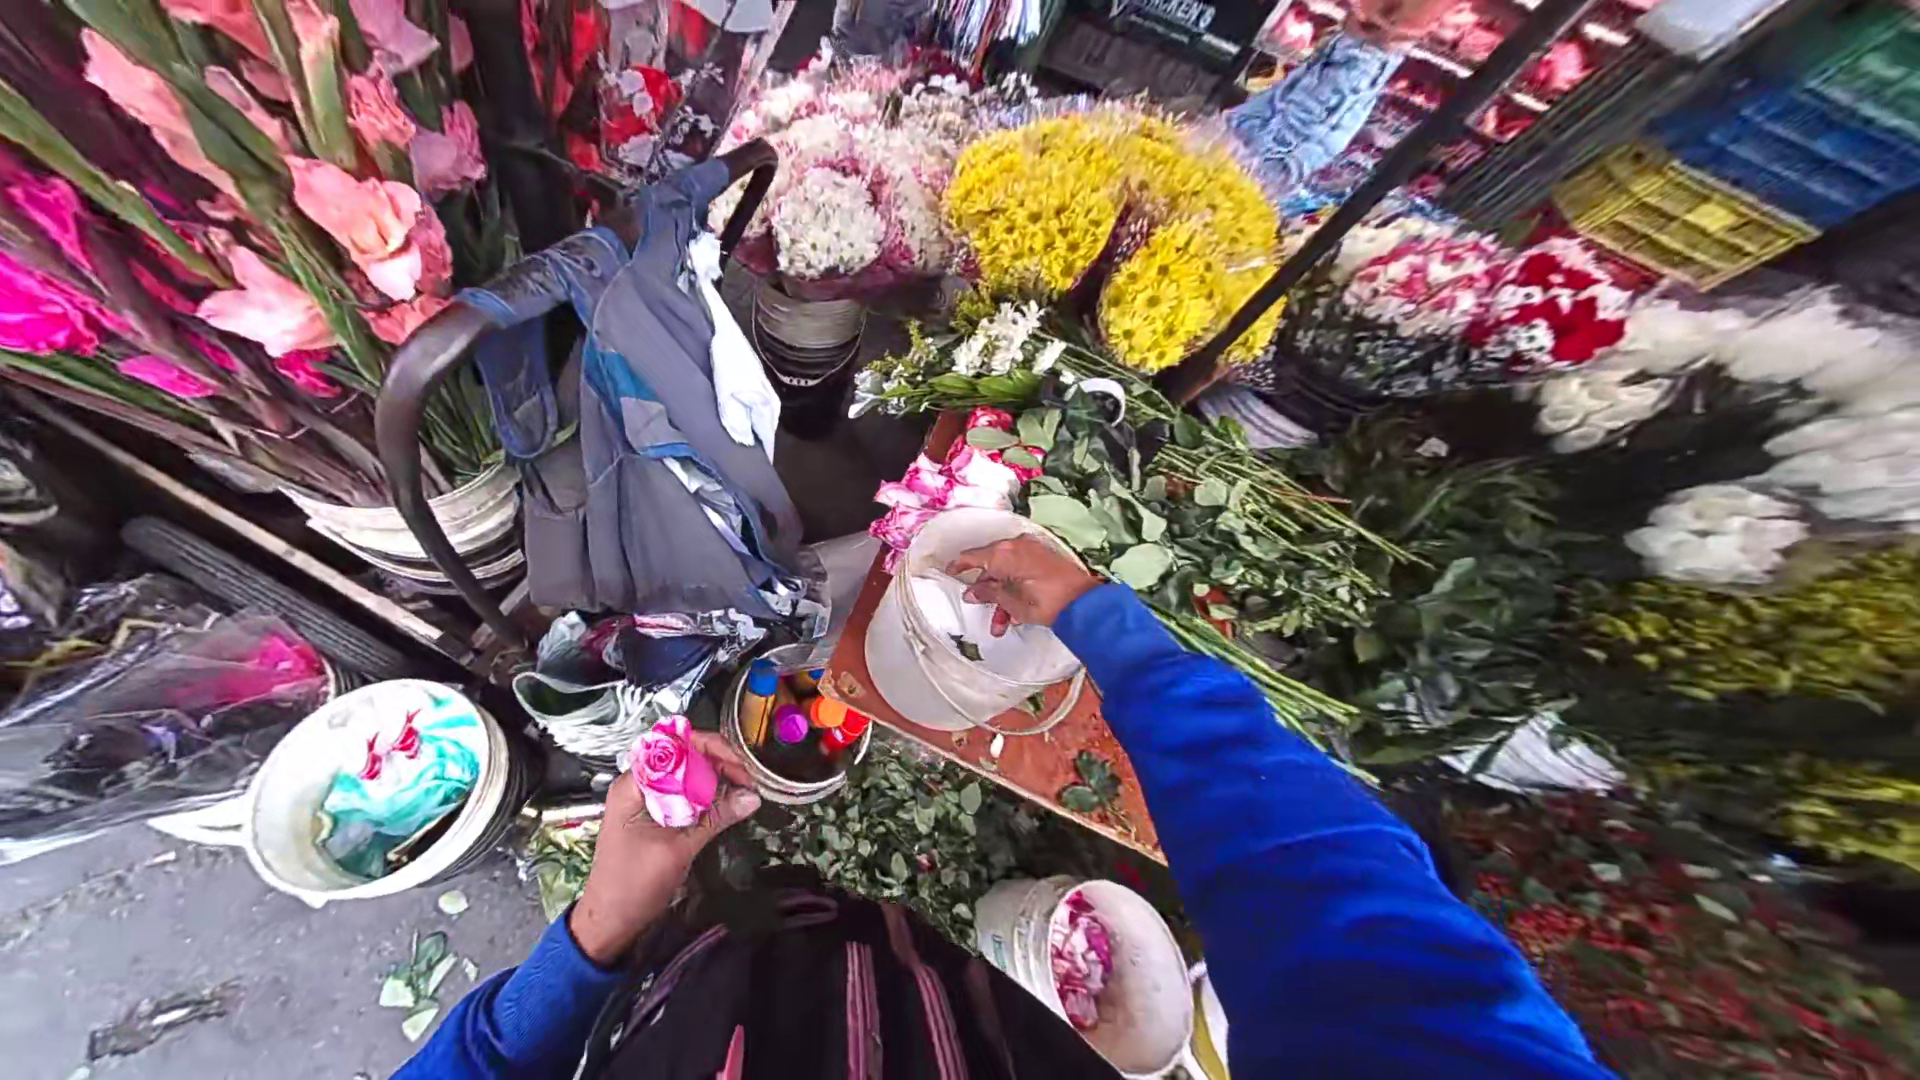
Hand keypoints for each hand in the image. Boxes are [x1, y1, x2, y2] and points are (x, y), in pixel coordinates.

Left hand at [568, 731, 761, 964]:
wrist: (608, 924)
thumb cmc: (631, 887)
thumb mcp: (678, 850)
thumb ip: (715, 818)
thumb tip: (751, 797)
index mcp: (633, 785)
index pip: (675, 746)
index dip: (709, 747)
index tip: (736, 764)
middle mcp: (640, 784)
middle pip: (685, 755)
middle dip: (719, 762)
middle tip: (746, 781)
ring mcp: (649, 798)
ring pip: (690, 772)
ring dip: (718, 777)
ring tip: (743, 790)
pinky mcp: (658, 812)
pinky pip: (688, 791)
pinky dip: (709, 793)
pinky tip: (727, 802)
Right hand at [947, 534, 1099, 636]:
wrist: (1085, 603)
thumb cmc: (1047, 602)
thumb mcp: (1012, 602)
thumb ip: (989, 593)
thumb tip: (972, 592)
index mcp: (1003, 553)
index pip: (972, 556)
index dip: (959, 565)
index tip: (949, 572)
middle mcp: (1016, 546)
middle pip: (991, 566)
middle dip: (986, 592)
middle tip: (980, 608)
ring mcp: (1031, 551)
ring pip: (1006, 573)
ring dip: (1001, 597)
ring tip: (1001, 625)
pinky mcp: (1043, 558)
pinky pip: (1020, 571)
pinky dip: (1014, 588)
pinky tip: (1015, 613)